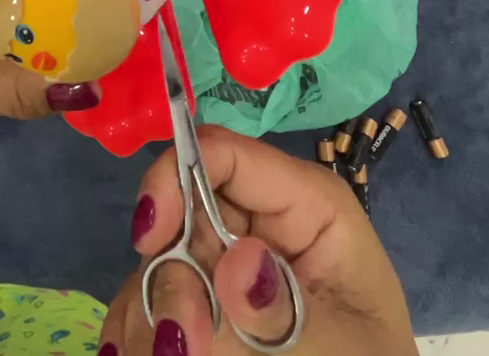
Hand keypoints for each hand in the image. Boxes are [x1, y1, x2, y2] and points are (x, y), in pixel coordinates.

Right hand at [99, 126, 416, 355]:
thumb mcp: (344, 348)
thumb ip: (282, 315)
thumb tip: (236, 265)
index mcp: (302, 200)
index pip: (222, 154)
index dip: (173, 178)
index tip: (149, 241)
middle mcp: (255, 216)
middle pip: (181, 212)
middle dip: (171, 277)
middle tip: (181, 345)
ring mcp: (224, 252)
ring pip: (159, 258)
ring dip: (155, 313)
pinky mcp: (203, 290)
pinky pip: (151, 295)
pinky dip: (144, 328)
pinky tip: (151, 353)